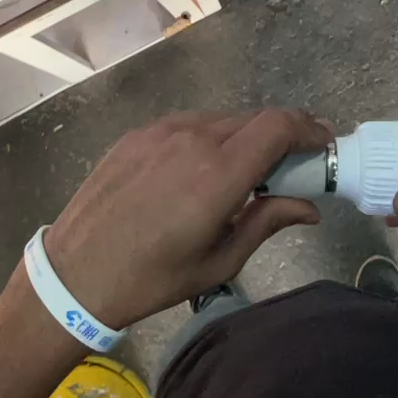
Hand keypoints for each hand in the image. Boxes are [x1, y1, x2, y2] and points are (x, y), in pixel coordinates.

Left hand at [44, 110, 331, 329]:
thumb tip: (309, 207)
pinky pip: (187, 125)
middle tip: (295, 161)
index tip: (323, 143)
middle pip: (254, 118)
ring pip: (221, 119)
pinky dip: (210, 137)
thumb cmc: (152, 279)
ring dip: (245, 135)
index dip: (308, 128)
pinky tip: (203, 166)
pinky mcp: (138, 134)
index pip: (278, 126)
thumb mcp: (218, 261)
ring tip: (248, 168)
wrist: (74, 274)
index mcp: (218, 173)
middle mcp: (192, 139)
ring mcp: (161, 131)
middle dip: (282, 133)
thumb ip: (266, 222)